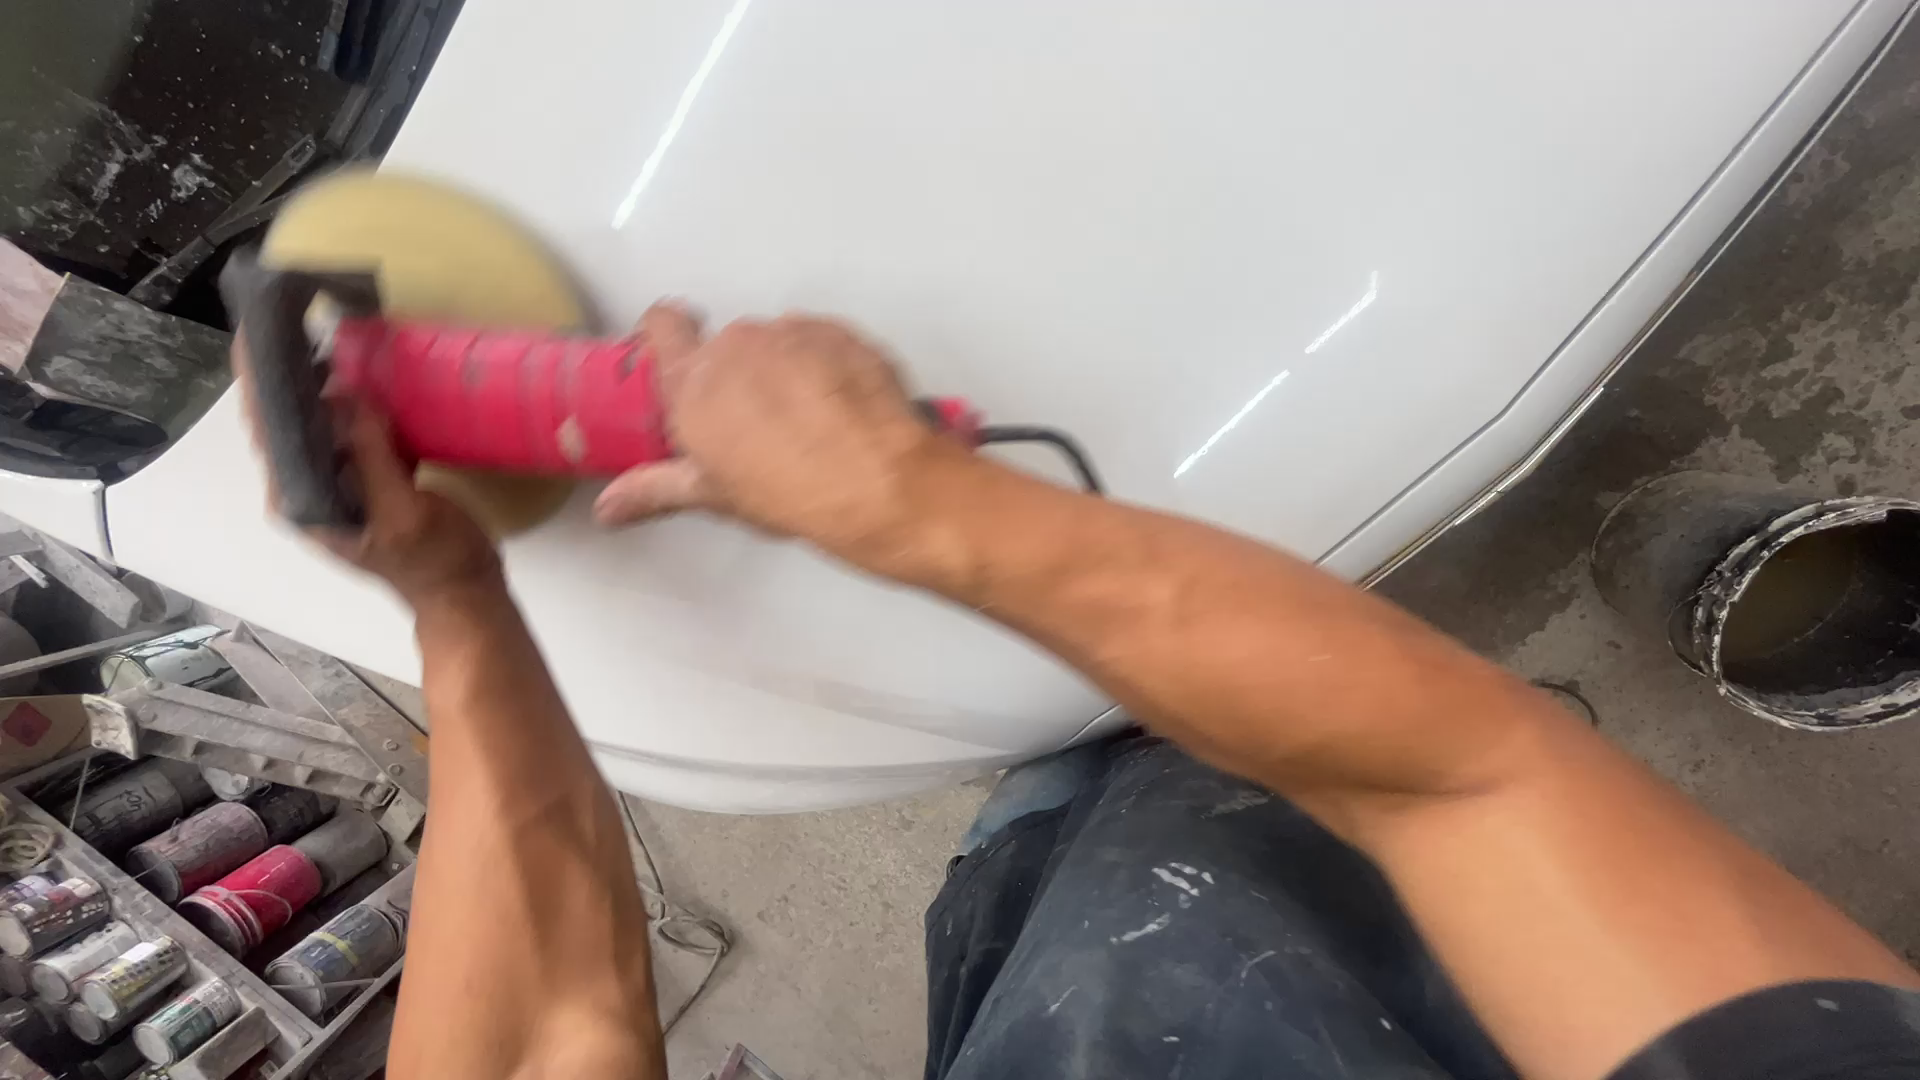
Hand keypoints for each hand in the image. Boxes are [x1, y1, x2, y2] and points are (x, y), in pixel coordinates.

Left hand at [231, 336, 501, 606]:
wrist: (467, 595)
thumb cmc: (435, 559)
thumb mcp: (404, 510)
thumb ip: (372, 457)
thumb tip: (348, 396)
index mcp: (301, 500)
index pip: (267, 429)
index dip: (261, 383)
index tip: (261, 335)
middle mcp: (309, 491)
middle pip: (288, 425)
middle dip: (289, 380)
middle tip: (302, 330)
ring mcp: (341, 490)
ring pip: (321, 431)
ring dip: (324, 393)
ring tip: (332, 349)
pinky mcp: (371, 488)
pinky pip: (354, 443)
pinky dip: (358, 415)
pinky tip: (373, 393)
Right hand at [593, 302, 965, 565]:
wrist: (877, 480)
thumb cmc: (786, 493)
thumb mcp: (717, 495)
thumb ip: (657, 489)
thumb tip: (604, 508)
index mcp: (694, 380)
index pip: (663, 323)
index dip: (671, 334)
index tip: (688, 360)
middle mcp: (737, 344)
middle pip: (729, 346)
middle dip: (742, 375)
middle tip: (765, 423)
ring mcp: (793, 332)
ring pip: (780, 343)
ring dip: (787, 369)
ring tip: (814, 420)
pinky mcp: (842, 332)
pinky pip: (824, 341)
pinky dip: (829, 365)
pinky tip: (845, 406)